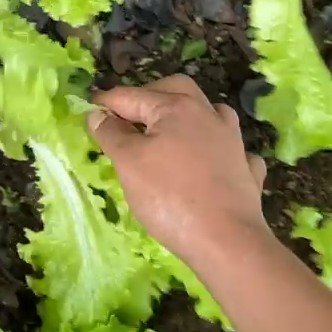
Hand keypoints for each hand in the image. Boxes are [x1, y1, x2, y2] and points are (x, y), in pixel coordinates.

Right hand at [89, 76, 268, 263]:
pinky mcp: (245, 170)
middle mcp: (208, 115)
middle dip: (149, 95)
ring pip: (210, 112)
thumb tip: (96, 114)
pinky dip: (216, 148)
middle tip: (127, 117)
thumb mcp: (128, 162)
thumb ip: (110, 133)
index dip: (105, 102)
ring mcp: (232, 142)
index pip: (130, 96)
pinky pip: (231, 147)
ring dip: (187, 115)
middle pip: (176, 89)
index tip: (86, 109)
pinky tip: (208, 161)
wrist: (227, 242)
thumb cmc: (169, 197)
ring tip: (168, 132)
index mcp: (176, 108)